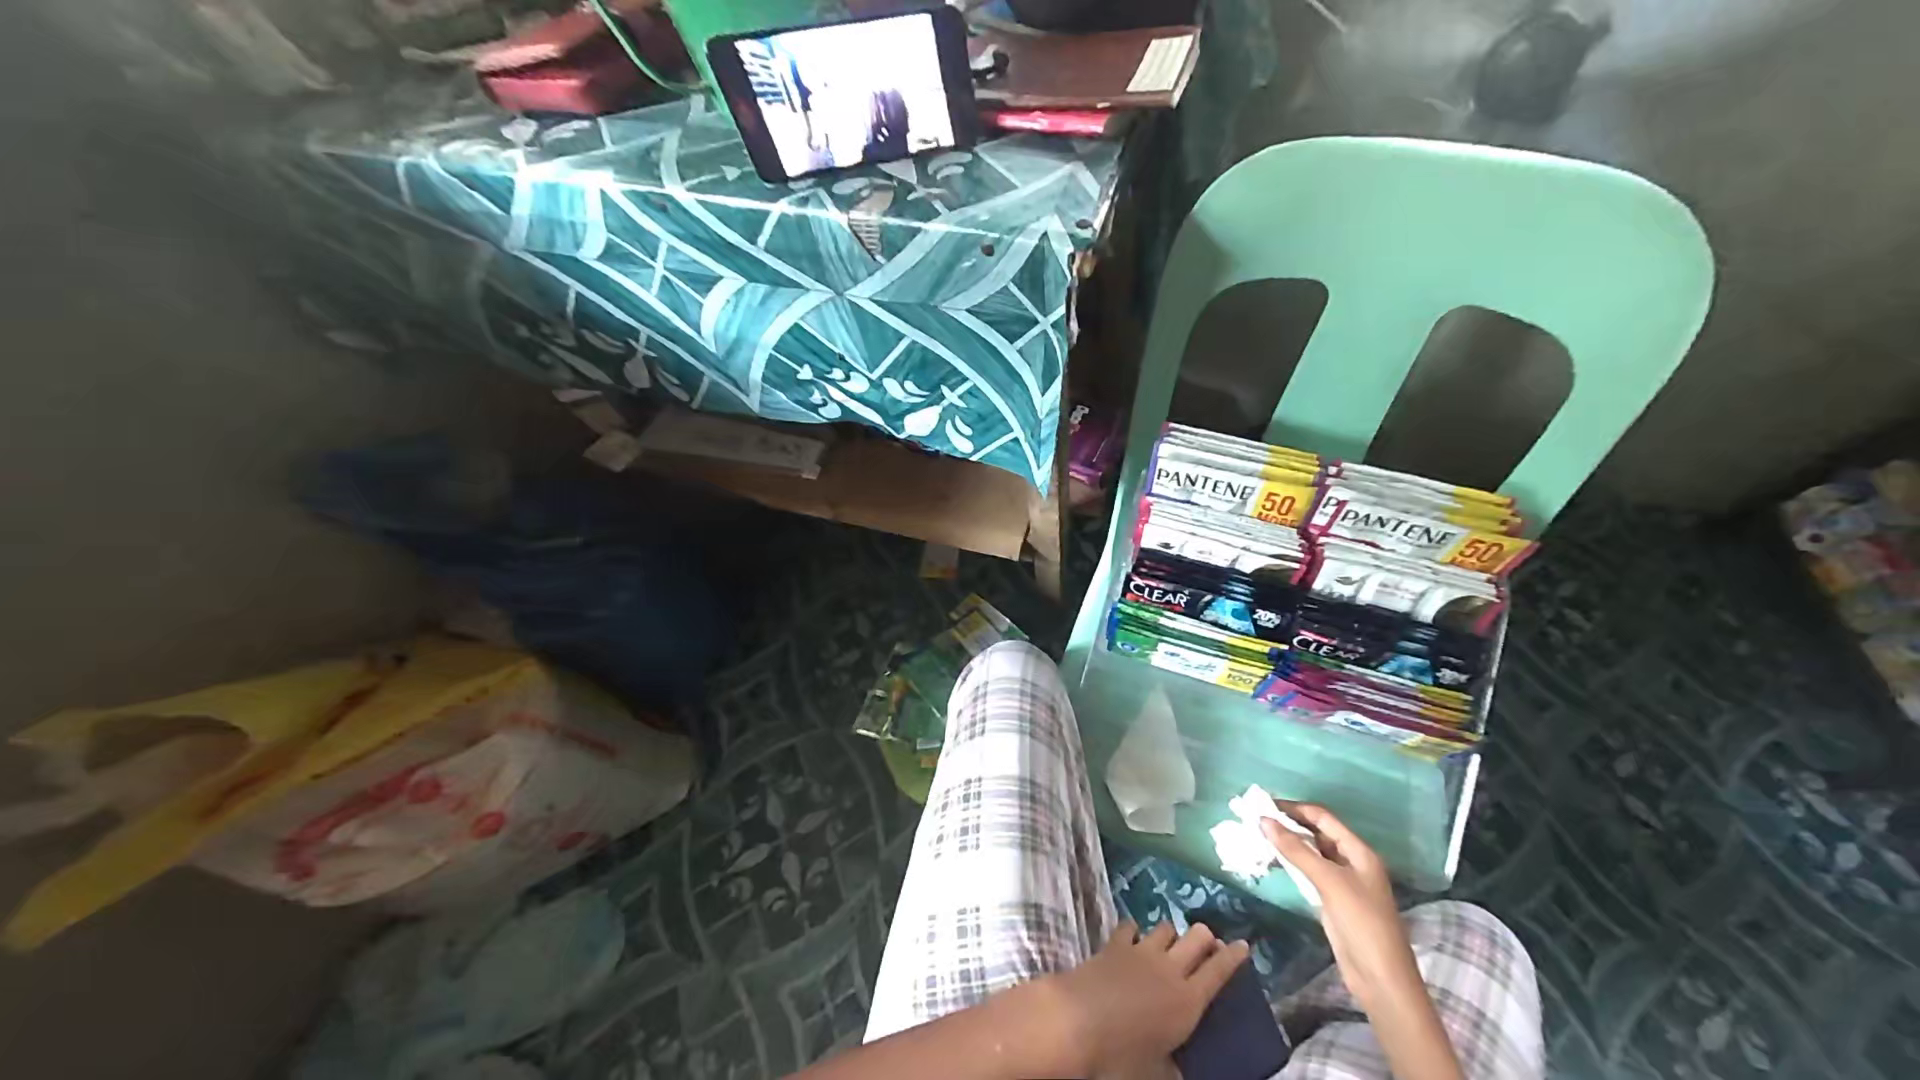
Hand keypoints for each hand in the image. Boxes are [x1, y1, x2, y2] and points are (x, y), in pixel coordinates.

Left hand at [1034, 920, 1248, 1079]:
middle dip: (1204, 937)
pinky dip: (1134, 931)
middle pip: (1196, 939)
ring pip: (1165, 928)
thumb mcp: (1156, 1071)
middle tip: (1207, 943)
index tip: (1243, 945)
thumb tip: (1178, 1070)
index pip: (1219, 972)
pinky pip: (1130, 927)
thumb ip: (1172, 1066)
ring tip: (1170, 943)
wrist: (1077, 1020)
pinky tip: (1132, 938)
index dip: (1233, 957)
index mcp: (1188, 1001)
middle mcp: (1169, 969)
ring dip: (1171, 934)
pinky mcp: (1115, 944)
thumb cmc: (1121, 1055)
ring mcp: (1141, 951)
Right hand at [1259, 804, 1417, 1011]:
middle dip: (1290, 824)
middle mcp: (1351, 862)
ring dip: (1288, 843)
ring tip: (1258, 836)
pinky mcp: (1331, 899)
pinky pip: (1308, 872)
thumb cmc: (1361, 922)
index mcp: (1359, 852)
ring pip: (1311, 853)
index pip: (1324, 818)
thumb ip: (1296, 850)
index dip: (1296, 808)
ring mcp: (1342, 882)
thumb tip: (1263, 820)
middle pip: (1318, 833)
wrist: (1380, 978)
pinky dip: (1291, 863)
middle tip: (1257, 819)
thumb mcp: (1329, 881)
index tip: (1265, 804)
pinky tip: (1272, 861)